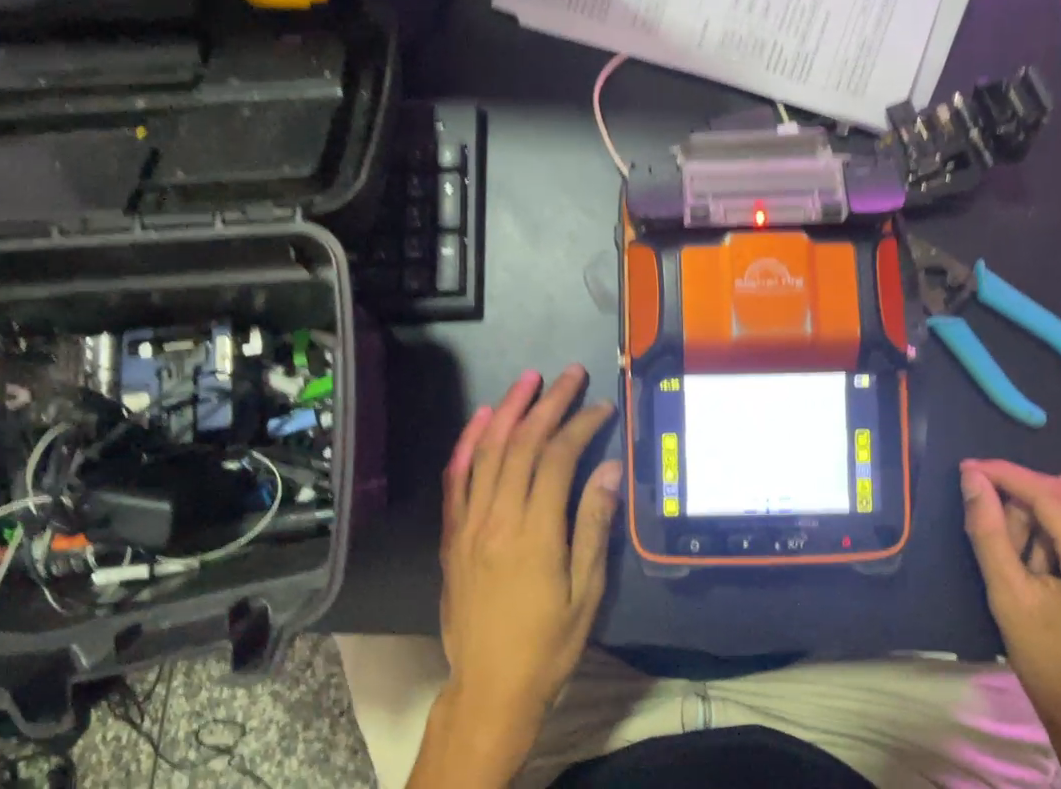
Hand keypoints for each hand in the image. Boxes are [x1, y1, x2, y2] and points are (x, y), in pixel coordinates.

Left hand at [414, 366, 620, 787]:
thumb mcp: (586, 592)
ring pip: (486, 452)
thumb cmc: (548, 644)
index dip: (581, 426)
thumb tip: (610, 469)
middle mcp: (497, 519)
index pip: (557, 459)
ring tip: (529, 380)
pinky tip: (482, 419)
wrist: (490, 686)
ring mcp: (468, 525)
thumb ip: (595, 525)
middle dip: (548, 404)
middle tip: (570, 374)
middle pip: (521, 444)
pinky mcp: (451, 535)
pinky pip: (456, 479)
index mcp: (535, 534)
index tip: (602, 408)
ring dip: (508, 410)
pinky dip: (468, 443)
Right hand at [960, 459, 1060, 787]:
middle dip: (1031, 496)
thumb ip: (988, 531)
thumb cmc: (1046, 662)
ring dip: (1059, 506)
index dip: (1009, 475)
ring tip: (1038, 545)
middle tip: (1004, 526)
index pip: (1052, 497)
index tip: (972, 467)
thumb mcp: (1007, 597)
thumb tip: (972, 478)